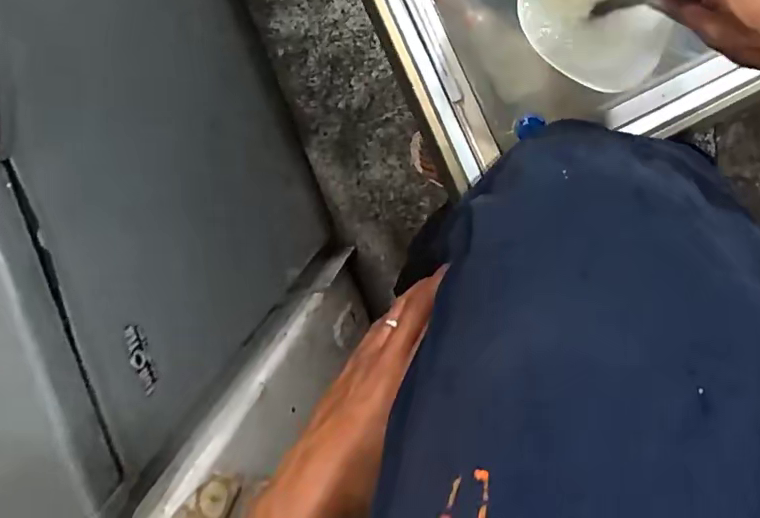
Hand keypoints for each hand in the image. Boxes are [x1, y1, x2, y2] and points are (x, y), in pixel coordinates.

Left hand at [251, 270, 444, 517]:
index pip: (414, 313)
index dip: (434, 287)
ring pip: (382, 326)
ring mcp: (350, 374)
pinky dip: (387, 327)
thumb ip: (427, 386)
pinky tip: (392, 335)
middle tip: (451, 273)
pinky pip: (370, 343)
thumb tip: (464, 368)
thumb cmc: (355, 470)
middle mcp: (368, 362)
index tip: (458, 266)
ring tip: (428, 294)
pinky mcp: (338, 389)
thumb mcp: (403, 426)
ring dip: (405, 306)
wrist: (296, 504)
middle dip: (422, 290)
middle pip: (396, 313)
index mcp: (387, 368)